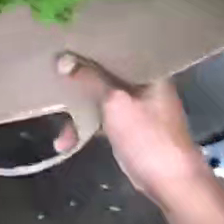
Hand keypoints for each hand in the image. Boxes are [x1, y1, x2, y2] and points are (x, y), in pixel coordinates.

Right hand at [57, 52, 207, 206]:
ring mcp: (136, 109)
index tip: (68, 39)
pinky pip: (100, 120)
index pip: (118, 48)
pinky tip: (65, 143)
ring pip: (99, 99)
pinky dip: (84, 128)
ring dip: (77, 110)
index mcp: (148, 72)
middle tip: (52, 71)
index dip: (93, 44)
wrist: (172, 184)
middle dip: (78, 78)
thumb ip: (89, 79)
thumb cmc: (149, 136)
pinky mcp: (128, 130)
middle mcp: (143, 86)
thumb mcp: (115, 102)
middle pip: (105, 73)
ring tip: (53, 119)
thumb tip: (62, 60)